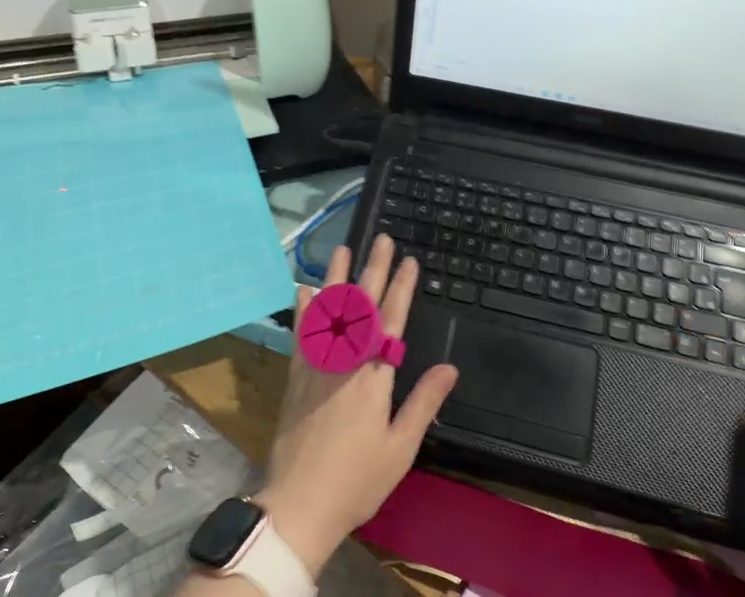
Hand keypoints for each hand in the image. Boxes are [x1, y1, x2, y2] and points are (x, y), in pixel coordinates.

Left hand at [255, 234, 459, 574]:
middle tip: (381, 239)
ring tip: (342, 249)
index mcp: (373, 378)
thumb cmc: (357, 481)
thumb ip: (423, 403)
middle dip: (373, 270)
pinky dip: (305, 310)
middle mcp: (343, 363)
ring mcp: (315, 368)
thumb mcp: (400, 448)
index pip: (391, 321)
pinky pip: (300, 334)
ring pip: (328, 312)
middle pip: (360, 307)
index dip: (401, 288)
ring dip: (337, 278)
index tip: (409, 260)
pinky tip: (306, 290)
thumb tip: (450, 368)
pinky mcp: (294, 379)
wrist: (298, 505)